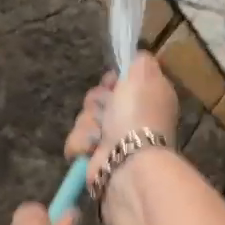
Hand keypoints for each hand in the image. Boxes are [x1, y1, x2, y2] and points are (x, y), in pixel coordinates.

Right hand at [68, 53, 178, 185]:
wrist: (129, 164)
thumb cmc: (138, 114)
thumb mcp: (144, 74)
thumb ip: (140, 60)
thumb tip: (136, 60)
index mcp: (148, 98)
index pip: (122, 80)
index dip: (113, 79)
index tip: (113, 81)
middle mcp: (131, 118)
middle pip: (99, 96)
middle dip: (98, 100)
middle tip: (108, 108)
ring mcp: (112, 140)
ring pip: (85, 117)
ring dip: (89, 123)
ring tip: (101, 134)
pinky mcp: (94, 160)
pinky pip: (76, 141)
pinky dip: (81, 144)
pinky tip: (91, 149)